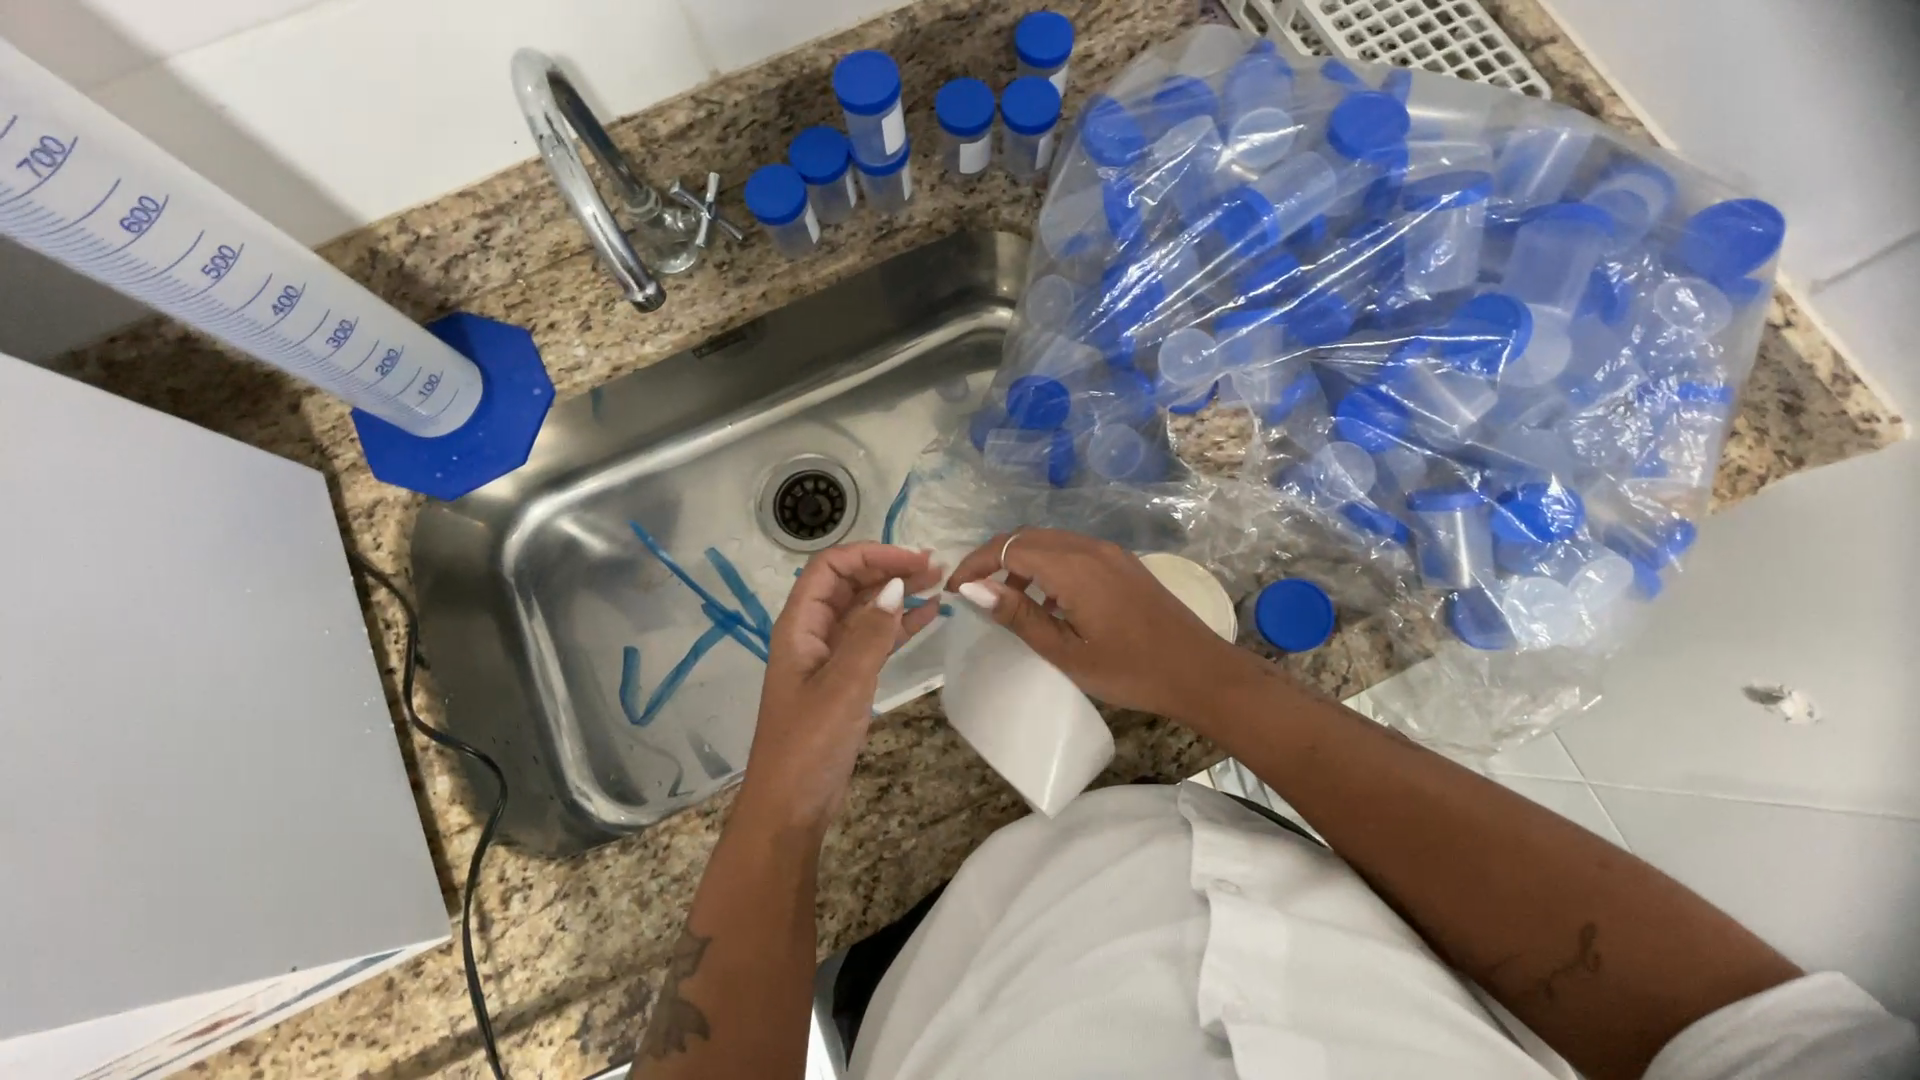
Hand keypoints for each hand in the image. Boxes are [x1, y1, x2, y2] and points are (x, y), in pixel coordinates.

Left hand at [742, 543, 941, 832]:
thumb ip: (870, 633)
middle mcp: (812, 633)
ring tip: (940, 584)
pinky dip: (899, 626)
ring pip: (865, 611)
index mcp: (799, 626)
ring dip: (898, 594)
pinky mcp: (846, 681)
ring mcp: (830, 657)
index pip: (831, 568)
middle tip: (937, 567)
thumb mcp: (843, 685)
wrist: (791, 806)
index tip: (914, 560)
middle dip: (889, 569)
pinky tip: (928, 617)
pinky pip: (874, 641)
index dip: (871, 554)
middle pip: (850, 584)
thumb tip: (896, 585)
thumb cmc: (808, 744)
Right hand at [945, 528, 1255, 721]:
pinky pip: (1073, 553)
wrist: (1199, 672)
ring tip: (1007, 603)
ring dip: (1022, 563)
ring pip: (1051, 543)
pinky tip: (1048, 604)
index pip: (1008, 548)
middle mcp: (1090, 548)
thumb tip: (973, 587)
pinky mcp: (1123, 564)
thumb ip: (1018, 615)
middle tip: (972, 593)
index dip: (975, 564)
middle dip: (994, 559)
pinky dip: (1048, 568)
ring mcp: (1110, 553)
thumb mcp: (1065, 651)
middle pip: (1027, 538)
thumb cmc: (1130, 670)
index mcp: (1073, 567)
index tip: (952, 589)